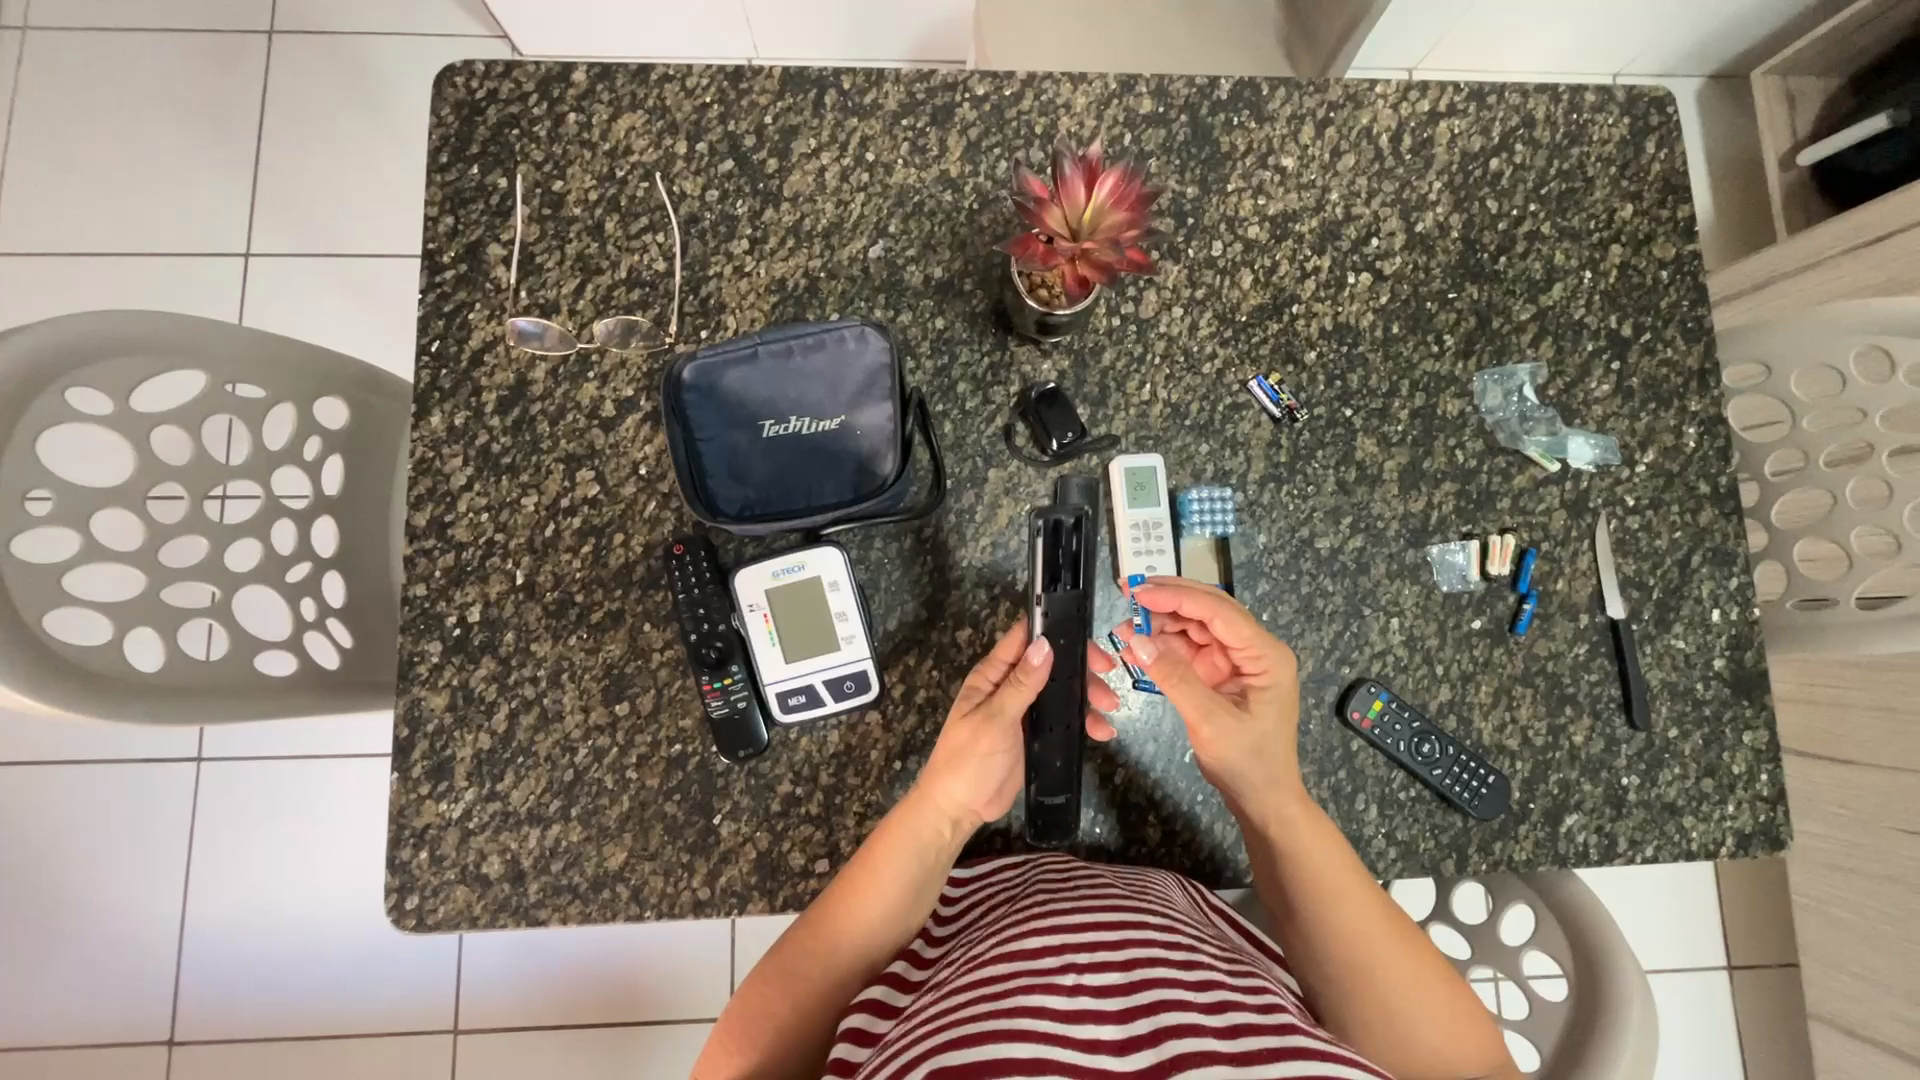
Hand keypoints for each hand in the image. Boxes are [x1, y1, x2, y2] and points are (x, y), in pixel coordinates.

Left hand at [912, 619, 1118, 832]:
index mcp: (993, 675)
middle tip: (1107, 675)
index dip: (1054, 631)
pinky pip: (1063, 719)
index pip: (1024, 639)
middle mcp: (1010, 686)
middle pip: (1051, 663)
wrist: (960, 808)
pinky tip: (1101, 731)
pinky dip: (1083, 721)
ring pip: (1062, 691)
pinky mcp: (1035, 733)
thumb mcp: (994, 720)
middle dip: (1080, 668)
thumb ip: (1021, 684)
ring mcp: (1024, 710)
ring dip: (1087, 696)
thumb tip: (1044, 645)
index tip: (1086, 639)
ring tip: (1109, 708)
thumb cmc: (967, 760)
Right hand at [1113, 577, 1304, 819]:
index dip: (1178, 597)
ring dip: (1159, 623)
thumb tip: (1137, 641)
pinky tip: (1136, 648)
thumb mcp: (1210, 721)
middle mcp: (1252, 648)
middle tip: (1127, 593)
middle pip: (1207, 610)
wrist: (1262, 798)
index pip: (1219, 612)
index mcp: (1265, 654)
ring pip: (1193, 626)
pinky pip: (1187, 648)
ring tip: (1124, 629)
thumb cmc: (1248, 762)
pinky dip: (1161, 645)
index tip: (1139, 593)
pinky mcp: (1218, 672)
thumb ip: (1174, 677)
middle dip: (1167, 601)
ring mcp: (1234, 659)